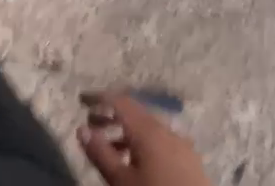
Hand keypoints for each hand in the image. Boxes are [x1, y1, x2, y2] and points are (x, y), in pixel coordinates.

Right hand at [77, 94, 212, 185]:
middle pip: (135, 112)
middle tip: (92, 125)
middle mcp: (166, 131)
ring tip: (112, 149)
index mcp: (148, 130)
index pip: (119, 101)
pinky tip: (139, 163)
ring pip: (149, 128)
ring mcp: (183, 146)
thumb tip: (82, 128)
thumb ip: (100, 153)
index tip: (81, 100)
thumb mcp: (121, 180)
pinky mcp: (193, 162)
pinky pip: (163, 142)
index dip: (99, 98)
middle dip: (111, 115)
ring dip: (127, 132)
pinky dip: (145, 143)